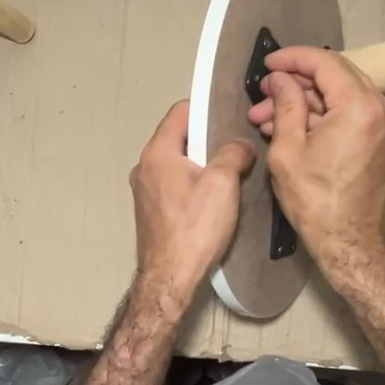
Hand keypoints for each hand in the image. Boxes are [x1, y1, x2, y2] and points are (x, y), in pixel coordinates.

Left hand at [129, 100, 254, 310]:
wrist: (170, 276)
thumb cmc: (195, 227)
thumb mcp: (223, 183)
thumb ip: (233, 153)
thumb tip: (240, 145)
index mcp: (158, 152)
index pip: (181, 111)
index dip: (207, 108)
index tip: (231, 115)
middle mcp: (144, 166)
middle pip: (179, 136)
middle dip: (207, 137)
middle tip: (236, 145)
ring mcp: (144, 189)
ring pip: (177, 161)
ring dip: (201, 162)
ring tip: (229, 171)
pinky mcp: (150, 209)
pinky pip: (173, 182)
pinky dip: (192, 181)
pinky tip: (212, 195)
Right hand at [247, 46, 384, 270]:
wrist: (348, 239)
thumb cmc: (315, 200)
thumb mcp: (288, 149)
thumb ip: (285, 105)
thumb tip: (279, 80)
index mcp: (359, 106)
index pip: (325, 63)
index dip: (292, 59)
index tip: (267, 64)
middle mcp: (381, 108)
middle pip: (336, 75)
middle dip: (296, 82)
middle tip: (263, 94)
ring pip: (341, 94)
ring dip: (305, 101)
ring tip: (267, 116)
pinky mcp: (381, 138)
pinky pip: (349, 112)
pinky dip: (321, 115)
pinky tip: (291, 126)